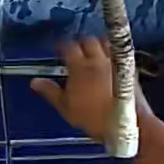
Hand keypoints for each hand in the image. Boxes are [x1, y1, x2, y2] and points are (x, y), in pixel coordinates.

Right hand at [29, 37, 152, 141]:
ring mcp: (115, 62)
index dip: (62, 44)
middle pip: (88, 40)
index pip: (69, 46)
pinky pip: (118, 52)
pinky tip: (108, 60)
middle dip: (79, 41)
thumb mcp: (66, 108)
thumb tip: (34, 81)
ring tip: (93, 50)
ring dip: (97, 43)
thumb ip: (51, 92)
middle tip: (74, 49)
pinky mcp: (129, 68)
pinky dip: (111, 51)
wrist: (127, 124)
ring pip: (105, 42)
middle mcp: (98, 60)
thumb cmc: (93, 118)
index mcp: (80, 67)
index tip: (58, 47)